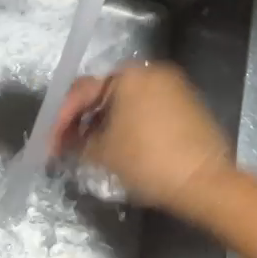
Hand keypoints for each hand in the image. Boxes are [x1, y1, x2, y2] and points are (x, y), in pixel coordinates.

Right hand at [51, 62, 233, 210]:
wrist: (207, 184)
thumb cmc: (148, 162)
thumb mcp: (101, 153)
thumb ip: (75, 141)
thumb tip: (65, 141)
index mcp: (127, 75)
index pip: (82, 91)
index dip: (61, 119)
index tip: (49, 143)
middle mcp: (150, 73)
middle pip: (105, 94)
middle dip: (84, 120)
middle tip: (68, 145)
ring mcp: (174, 88)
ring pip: (127, 103)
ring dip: (106, 123)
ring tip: (92, 149)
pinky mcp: (189, 106)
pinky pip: (148, 110)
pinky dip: (131, 125)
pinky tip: (122, 147)